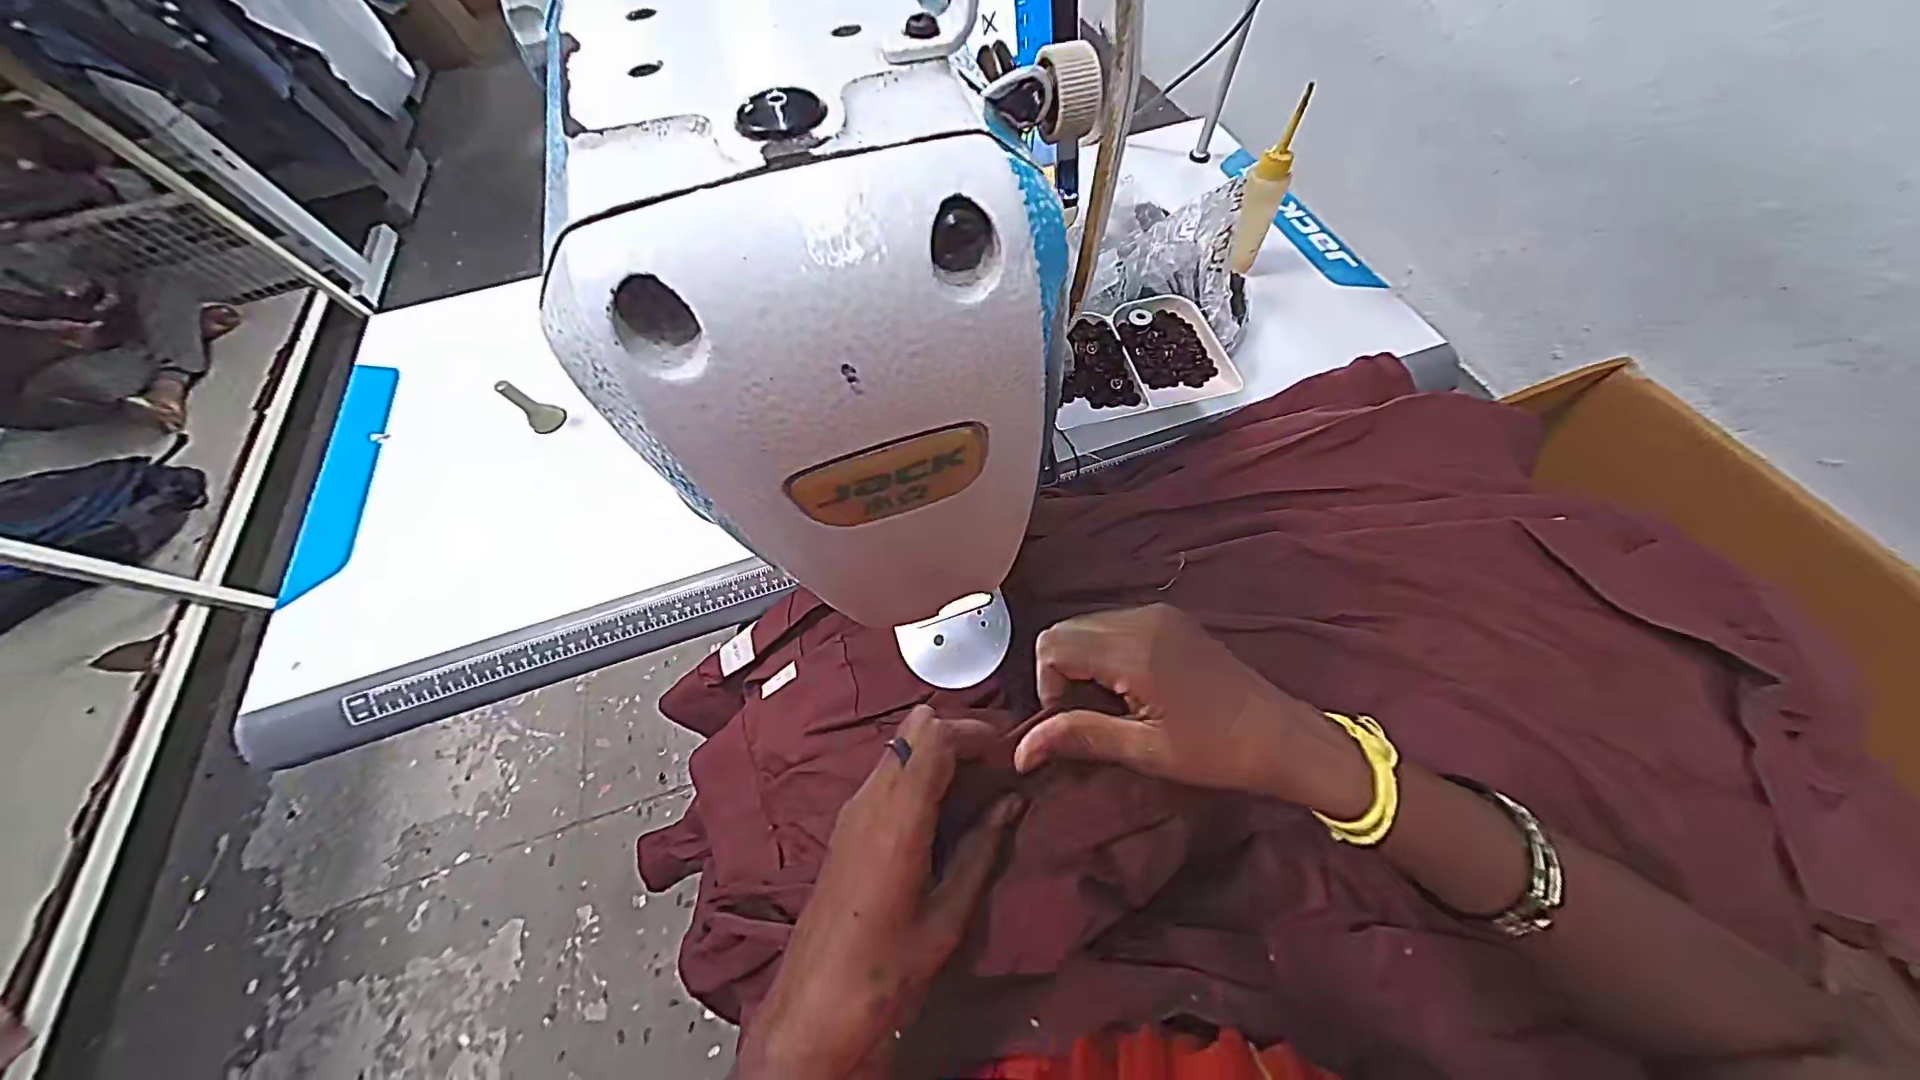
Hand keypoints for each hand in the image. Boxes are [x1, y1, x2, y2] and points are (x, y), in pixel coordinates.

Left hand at [739, 707, 1023, 1079]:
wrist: (815, 1006)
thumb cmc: (886, 969)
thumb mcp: (948, 915)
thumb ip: (981, 849)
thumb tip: (1010, 803)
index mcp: (897, 817)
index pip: (934, 734)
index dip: (974, 732)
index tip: (1004, 754)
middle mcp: (870, 799)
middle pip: (914, 726)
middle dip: (958, 734)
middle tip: (990, 769)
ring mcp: (853, 808)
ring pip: (900, 745)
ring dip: (938, 753)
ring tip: (972, 792)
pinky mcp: (846, 822)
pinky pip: (887, 772)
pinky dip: (918, 772)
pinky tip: (940, 813)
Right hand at [1014, 604, 1370, 817]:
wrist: (1283, 736)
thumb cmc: (1217, 752)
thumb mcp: (1144, 751)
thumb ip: (1078, 737)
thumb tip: (1021, 750)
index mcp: (1134, 651)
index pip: (1052, 645)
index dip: (1048, 684)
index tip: (1074, 719)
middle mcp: (1142, 620)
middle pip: (1064, 630)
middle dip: (1060, 671)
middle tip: (1090, 713)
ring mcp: (1158, 614)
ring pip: (1084, 624)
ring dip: (1081, 660)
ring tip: (1112, 701)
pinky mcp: (1168, 617)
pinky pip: (1111, 623)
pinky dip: (1103, 650)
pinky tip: (1129, 684)